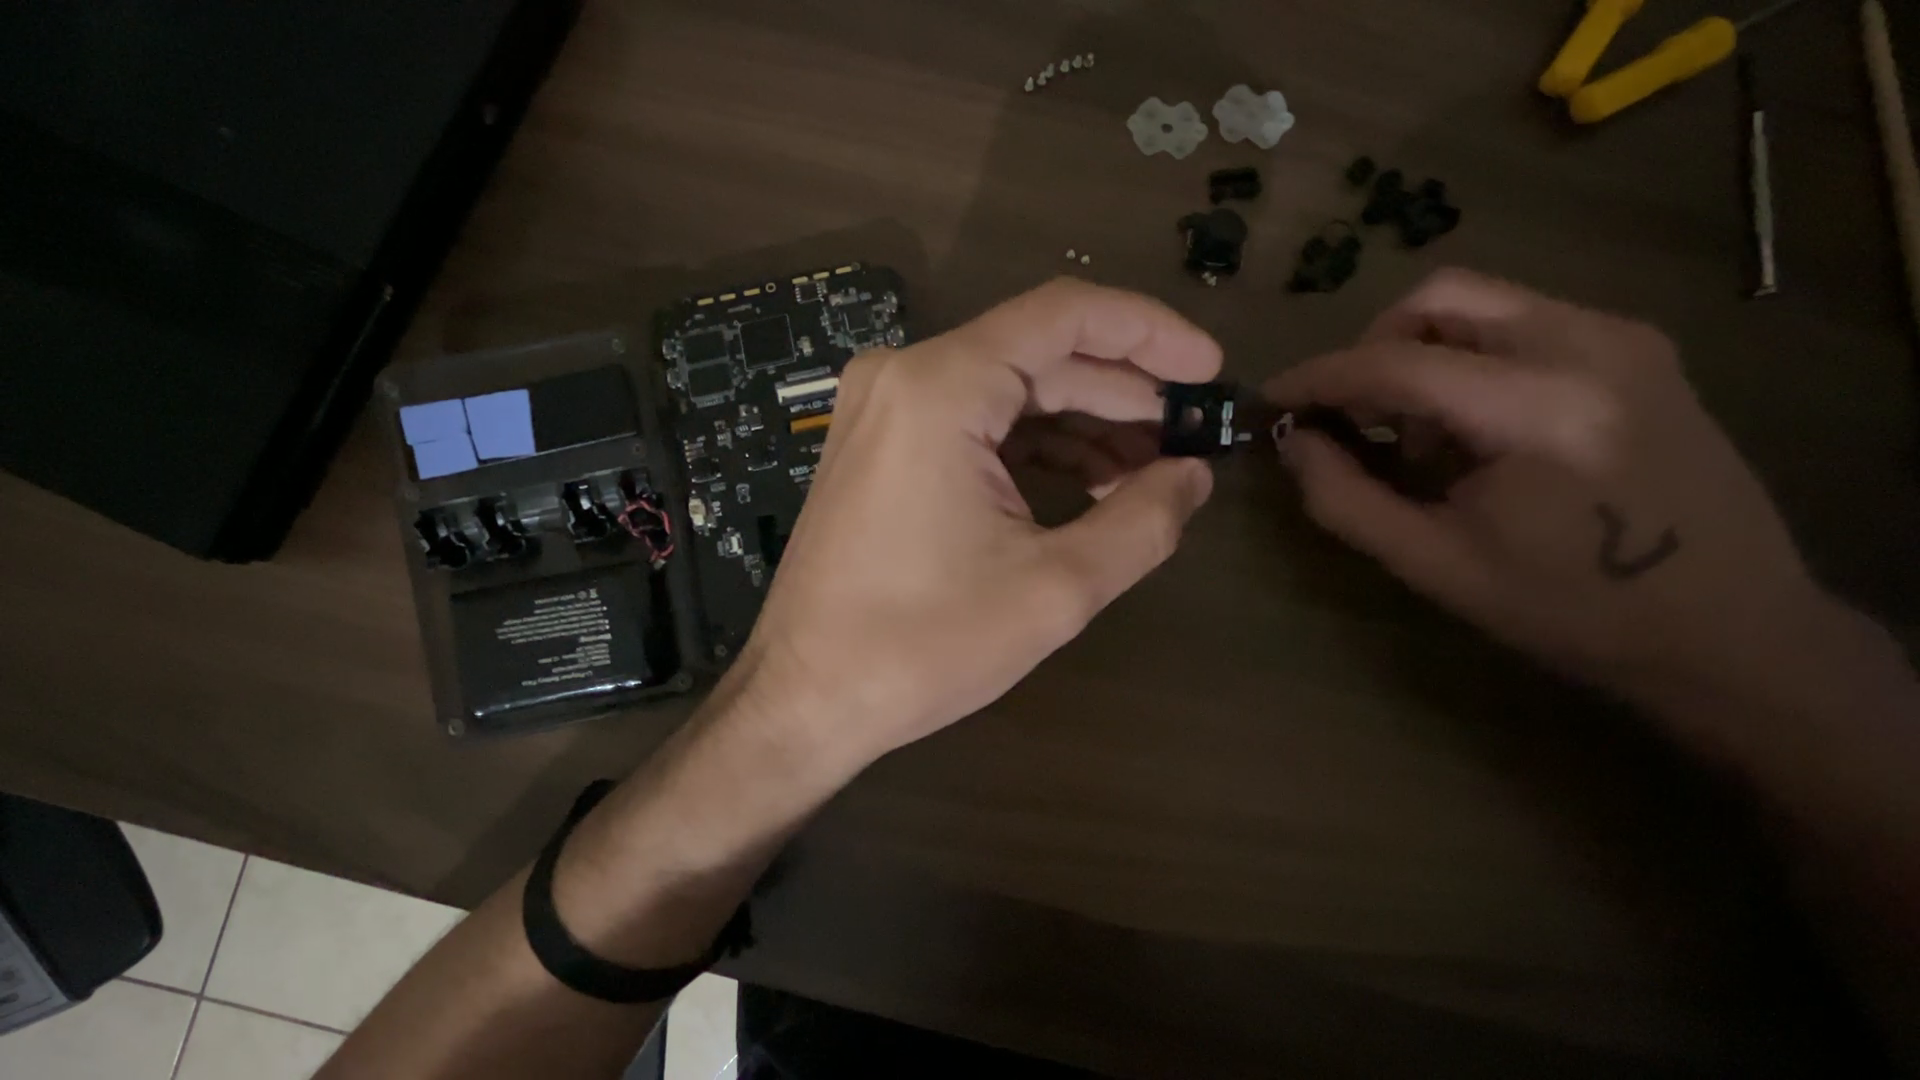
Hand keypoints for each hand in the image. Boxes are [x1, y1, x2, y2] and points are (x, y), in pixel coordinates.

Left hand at [727, 279, 1218, 769]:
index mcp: (941, 387)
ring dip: (1082, 421)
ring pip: (1006, 389)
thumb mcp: (1055, 588)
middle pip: (1037, 352)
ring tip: (1149, 470)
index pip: (1065, 315)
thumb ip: (1142, 521)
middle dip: (1122, 390)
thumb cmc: (922, 646)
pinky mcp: (877, 445)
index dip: (1149, 332)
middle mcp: (903, 376)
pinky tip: (1086, 484)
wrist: (805, 698)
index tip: (1209, 369)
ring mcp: (882, 409)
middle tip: (1191, 430)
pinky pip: (972, 422)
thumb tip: (1194, 475)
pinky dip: (1032, 445)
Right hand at [1266, 270, 1825, 707]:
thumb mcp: (1433, 565)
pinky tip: (1474, 426)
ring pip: (1478, 303)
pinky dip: (1470, 357)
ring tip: (1419, 432)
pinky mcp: (1638, 346)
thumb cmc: (1569, 610)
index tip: (1268, 400)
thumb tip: (1292, 439)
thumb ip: (1344, 498)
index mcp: (1536, 410)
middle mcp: (1585, 346)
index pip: (1393, 363)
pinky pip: (1520, 322)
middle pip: (1436, 300)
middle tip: (1354, 417)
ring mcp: (1622, 336)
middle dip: (1371, 350)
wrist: (1729, 628)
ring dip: (1420, 353)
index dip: (1316, 378)